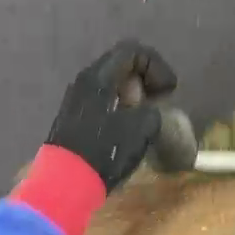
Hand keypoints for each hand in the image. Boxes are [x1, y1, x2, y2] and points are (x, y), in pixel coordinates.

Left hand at [44, 40, 177, 190]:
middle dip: (144, 77)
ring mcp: (75, 96)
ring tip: (144, 114)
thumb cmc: (105, 150)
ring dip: (131, 91)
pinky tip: (125, 125)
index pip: (132, 51)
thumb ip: (152, 109)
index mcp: (100, 76)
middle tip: (158, 98)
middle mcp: (85, 79)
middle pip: (120, 63)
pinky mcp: (72, 114)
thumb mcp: (142, 128)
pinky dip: (118, 102)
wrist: (65, 183)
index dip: (156, 66)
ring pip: (110, 80)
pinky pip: (101, 96)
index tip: (168, 90)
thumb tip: (148, 108)